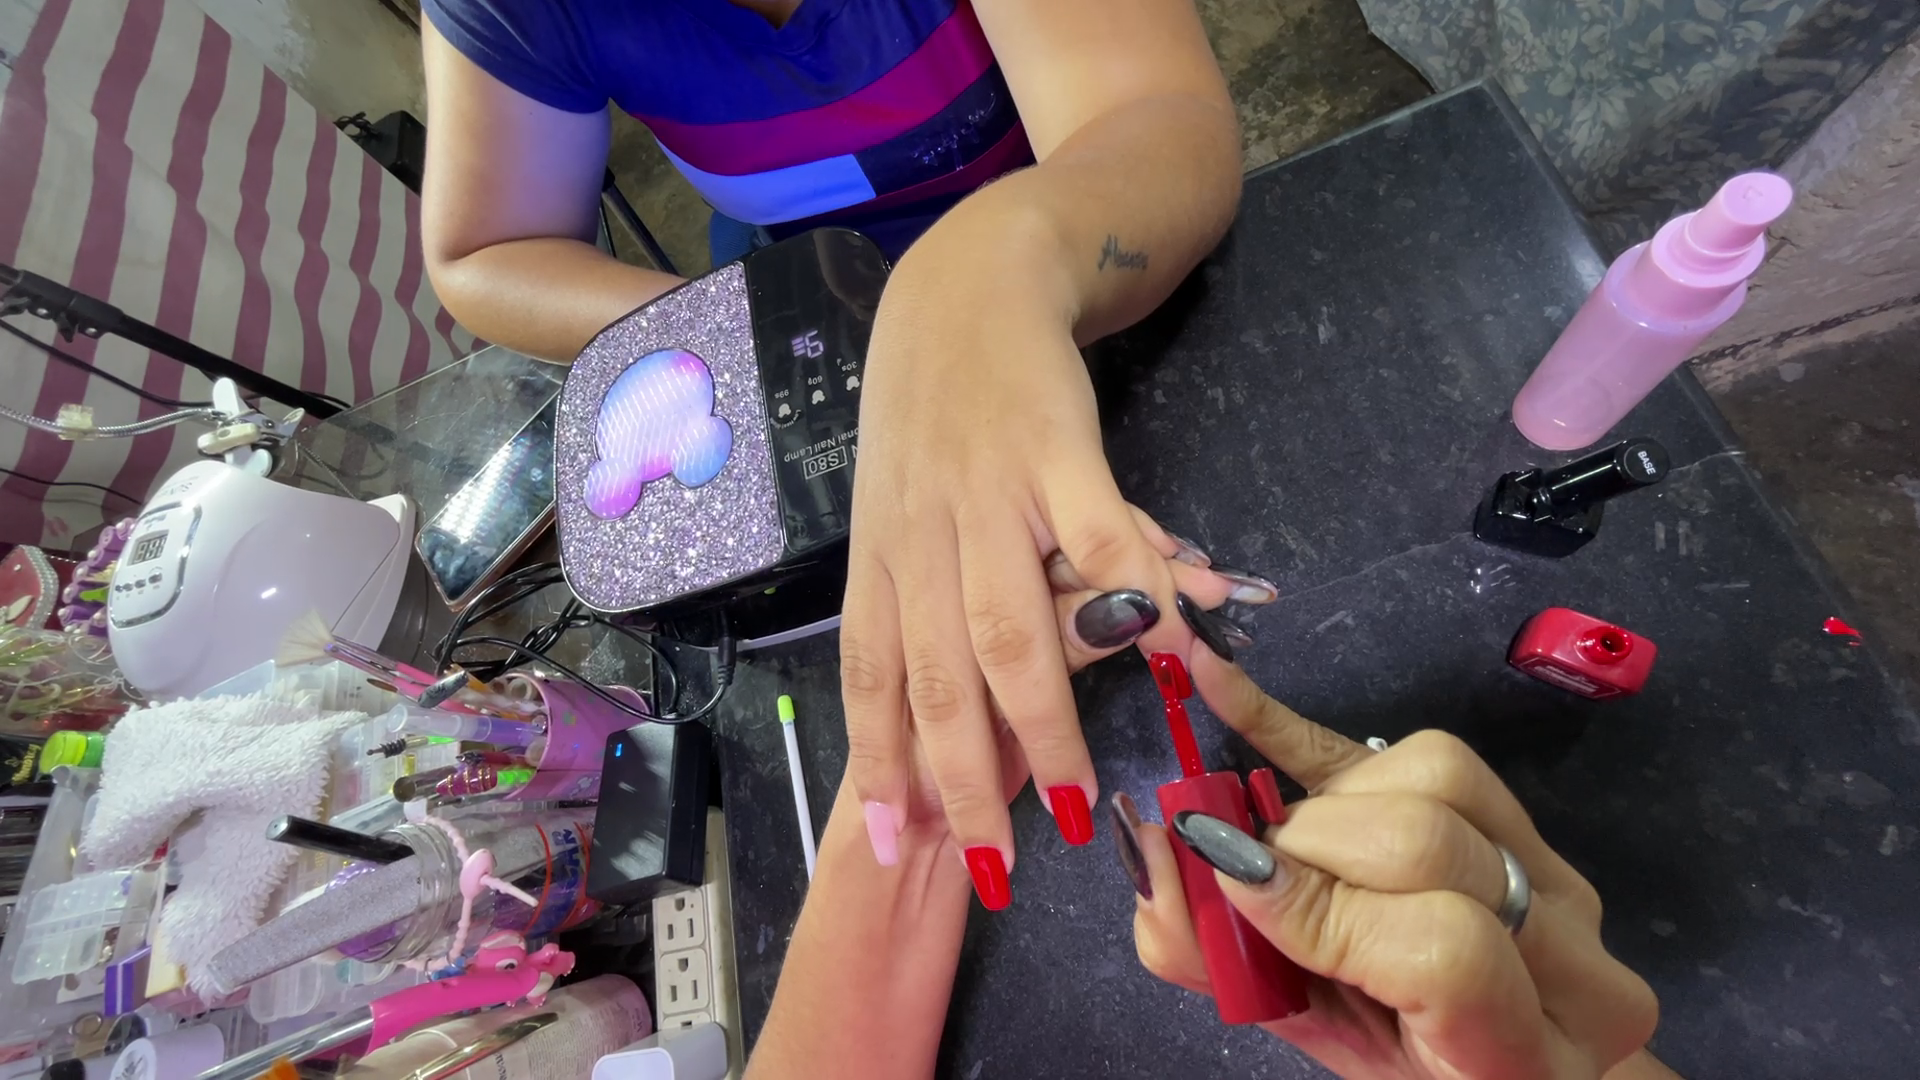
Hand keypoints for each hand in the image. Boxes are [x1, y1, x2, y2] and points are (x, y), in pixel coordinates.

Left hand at [841, 262, 1277, 907]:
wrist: (966, 290)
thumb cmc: (934, 415)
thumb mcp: (909, 504)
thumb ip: (954, 595)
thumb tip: (993, 694)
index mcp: (879, 553)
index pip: (870, 675)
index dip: (877, 763)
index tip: (892, 844)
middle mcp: (920, 534)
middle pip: (935, 676)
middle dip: (960, 780)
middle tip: (991, 864)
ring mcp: (986, 493)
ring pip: (1006, 631)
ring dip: (1040, 725)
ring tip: (1073, 802)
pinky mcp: (1055, 451)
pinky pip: (1102, 544)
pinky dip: (1140, 606)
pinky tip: (1175, 664)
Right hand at [1122, 647, 1658, 1078]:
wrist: (1488, 1038)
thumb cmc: (1388, 1052)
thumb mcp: (1290, 1030)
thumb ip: (1201, 953)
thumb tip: (1149, 843)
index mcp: (1519, 1049)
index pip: (1443, 950)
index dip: (1322, 908)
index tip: (1233, 879)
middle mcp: (1568, 958)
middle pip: (1424, 841)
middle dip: (1308, 842)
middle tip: (1255, 865)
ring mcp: (1549, 870)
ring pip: (1432, 775)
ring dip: (1328, 798)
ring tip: (1293, 838)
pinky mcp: (1498, 804)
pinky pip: (1404, 741)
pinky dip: (1294, 716)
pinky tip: (1216, 678)